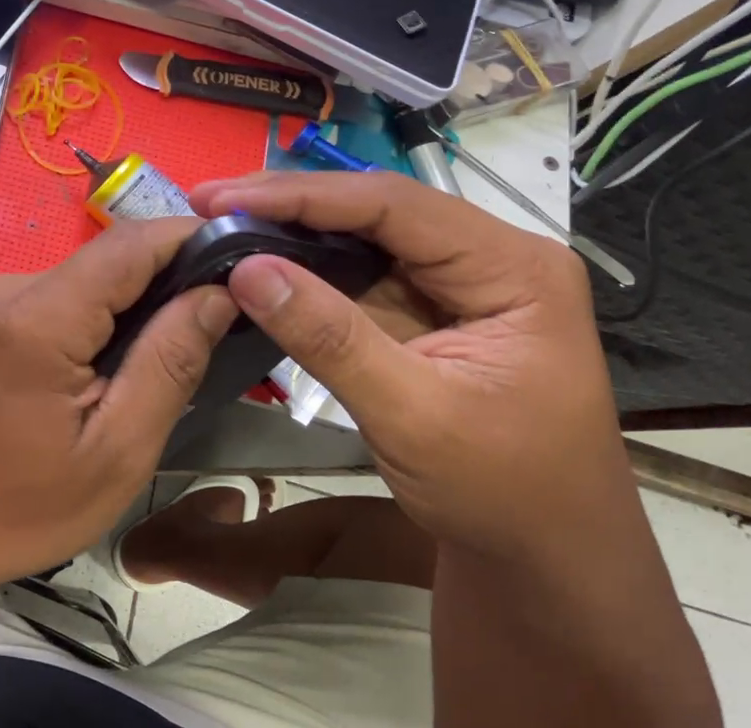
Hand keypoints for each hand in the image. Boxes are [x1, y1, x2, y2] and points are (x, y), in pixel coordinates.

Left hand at [0, 218, 241, 612]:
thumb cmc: (24, 505)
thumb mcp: (117, 449)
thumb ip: (169, 362)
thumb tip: (218, 292)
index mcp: (39, 317)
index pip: (131, 244)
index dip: (193, 241)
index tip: (249, 262)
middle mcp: (11, 289)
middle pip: (110, 258)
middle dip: (172, 276)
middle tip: (229, 316)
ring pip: (88, 277)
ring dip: (138, 301)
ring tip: (186, 343)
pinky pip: (62, 298)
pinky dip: (102, 316)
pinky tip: (126, 357)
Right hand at [190, 173, 624, 557]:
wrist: (543, 555)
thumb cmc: (501, 490)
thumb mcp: (411, 414)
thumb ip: (329, 337)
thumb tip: (245, 268)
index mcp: (512, 268)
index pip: (393, 206)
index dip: (301, 195)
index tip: (219, 196)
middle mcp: (489, 258)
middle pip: (376, 209)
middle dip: (288, 202)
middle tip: (207, 202)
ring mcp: (456, 282)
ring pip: (361, 235)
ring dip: (291, 228)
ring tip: (221, 220)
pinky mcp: (426, 308)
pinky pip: (357, 272)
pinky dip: (303, 265)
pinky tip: (258, 257)